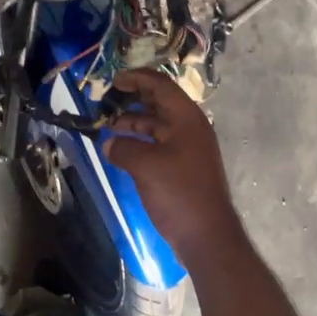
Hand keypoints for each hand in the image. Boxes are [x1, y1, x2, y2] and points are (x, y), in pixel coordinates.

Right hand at [102, 68, 247, 259]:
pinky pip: (160, 143)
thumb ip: (124, 148)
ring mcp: (189, 147)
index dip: (137, 78)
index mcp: (186, 117)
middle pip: (160, 102)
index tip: (114, 80)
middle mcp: (190, 126)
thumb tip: (108, 142)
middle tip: (108, 101)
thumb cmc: (179, 192)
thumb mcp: (146, 166)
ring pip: (158, 124)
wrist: (208, 237)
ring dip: (135, 122)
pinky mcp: (185, 166)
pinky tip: (123, 149)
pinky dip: (141, 141)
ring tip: (109, 126)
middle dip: (134, 99)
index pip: (160, 84)